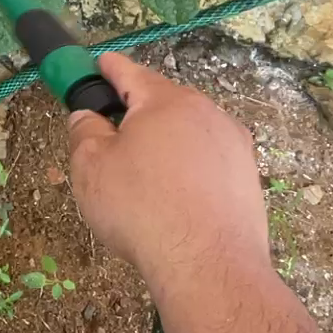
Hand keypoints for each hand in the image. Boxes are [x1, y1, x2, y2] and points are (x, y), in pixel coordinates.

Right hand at [65, 53, 269, 299]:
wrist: (208, 267)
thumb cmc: (140, 206)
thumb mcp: (90, 163)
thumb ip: (84, 130)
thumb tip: (90, 118)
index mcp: (168, 101)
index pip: (129, 71)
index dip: (105, 68)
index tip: (94, 65)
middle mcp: (208, 115)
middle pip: (161, 101)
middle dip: (133, 110)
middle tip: (105, 135)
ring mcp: (235, 148)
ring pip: (184, 132)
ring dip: (159, 141)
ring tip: (135, 174)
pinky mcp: (248, 181)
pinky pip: (203, 160)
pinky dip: (181, 166)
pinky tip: (165, 196)